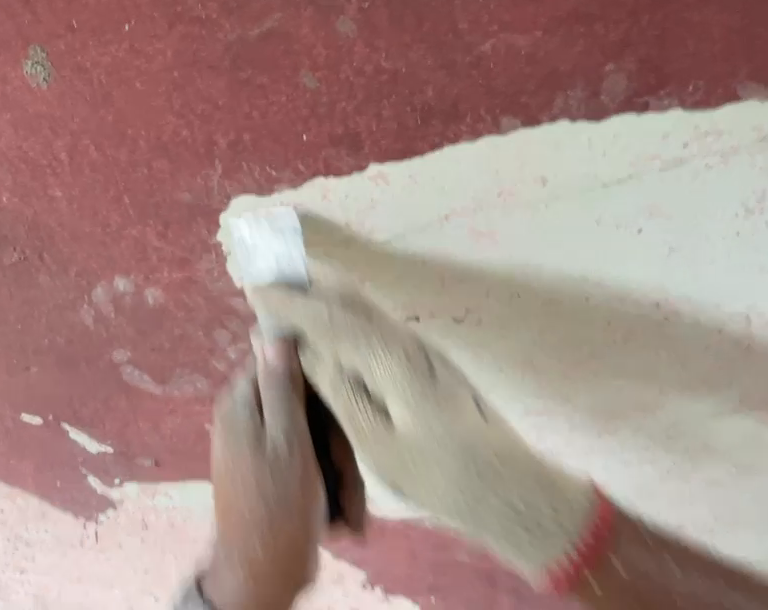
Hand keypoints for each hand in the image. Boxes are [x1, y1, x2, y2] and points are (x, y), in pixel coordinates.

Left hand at [200, 338, 355, 609]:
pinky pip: (306, 464)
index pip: (282, 364)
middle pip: (302, 406)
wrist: (261, 576)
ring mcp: (258, 446)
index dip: (317, 382)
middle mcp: (246, 417)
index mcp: (242, 401)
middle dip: (333, 442)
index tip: (343, 405)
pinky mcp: (273, 472)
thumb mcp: (287, 439)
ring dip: (336, 473)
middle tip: (346, 477)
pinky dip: (327, 487)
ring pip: (311, 439)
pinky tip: (340, 517)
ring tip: (348, 510)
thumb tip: (271, 327)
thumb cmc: (276, 504)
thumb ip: (280, 385)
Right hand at [248, 284, 607, 590]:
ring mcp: (419, 346)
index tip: (254, 288)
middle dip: (305, 282)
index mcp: (389, 354)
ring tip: (289, 297)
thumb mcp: (374, 439)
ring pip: (362, 305)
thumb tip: (298, 347)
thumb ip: (334, 386)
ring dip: (323, 295)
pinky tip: (329, 330)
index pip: (326, 315)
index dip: (288, 301)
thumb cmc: (439, 474)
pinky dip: (341, 313)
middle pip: (347, 295)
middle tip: (268, 277)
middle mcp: (404, 337)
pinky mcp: (425, 359)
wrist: (513, 491)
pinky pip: (373, 321)